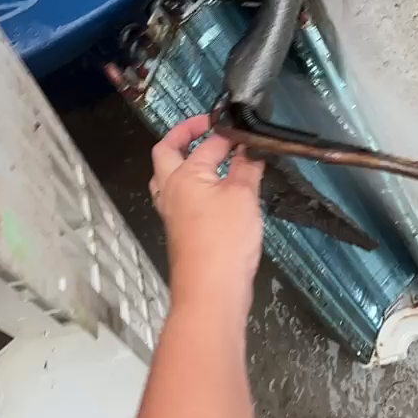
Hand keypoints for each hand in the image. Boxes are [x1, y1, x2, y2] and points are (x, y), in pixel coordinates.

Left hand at [149, 113, 264, 314]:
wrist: (211, 291)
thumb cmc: (225, 239)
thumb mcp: (244, 196)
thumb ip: (247, 167)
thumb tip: (251, 147)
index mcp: (183, 175)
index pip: (207, 144)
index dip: (229, 134)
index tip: (248, 130)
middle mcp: (171, 190)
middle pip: (166, 152)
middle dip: (183, 134)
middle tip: (205, 126)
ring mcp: (172, 212)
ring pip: (167, 177)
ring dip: (182, 161)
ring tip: (205, 156)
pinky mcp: (181, 231)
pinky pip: (179, 197)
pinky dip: (192, 184)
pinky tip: (214, 191)